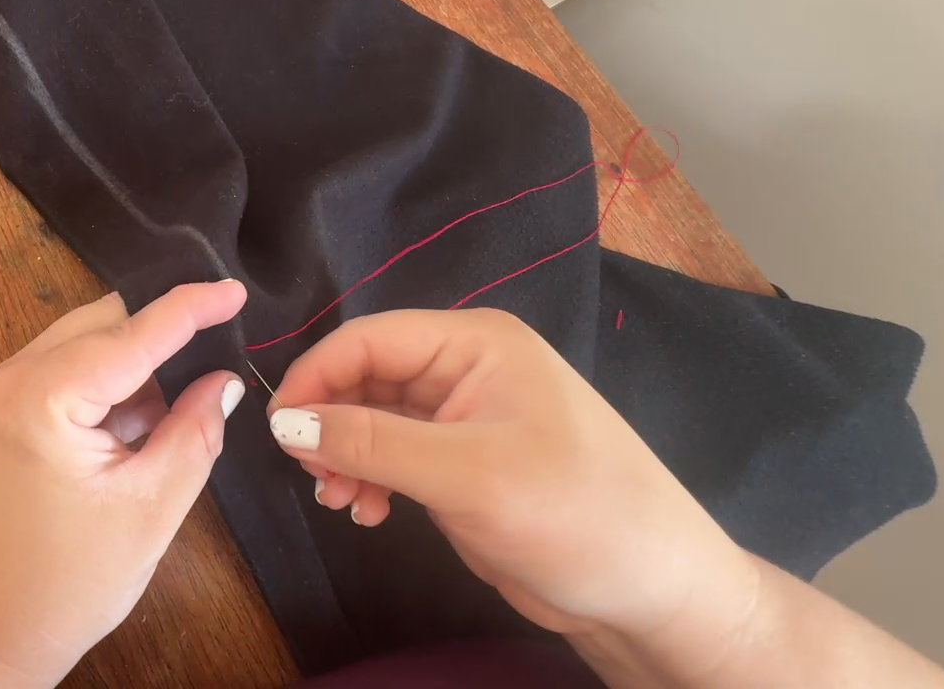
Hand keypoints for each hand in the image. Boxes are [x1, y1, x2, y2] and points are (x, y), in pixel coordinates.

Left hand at [0, 282, 247, 684]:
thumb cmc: (71, 578)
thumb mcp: (150, 507)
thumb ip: (194, 432)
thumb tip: (225, 379)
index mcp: (45, 396)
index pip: (132, 334)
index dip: (189, 307)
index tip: (235, 289)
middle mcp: (17, 373)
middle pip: (106, 322)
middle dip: (160, 338)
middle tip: (211, 364)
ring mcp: (9, 384)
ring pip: (91, 339)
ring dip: (137, 364)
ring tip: (167, 416)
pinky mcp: (13, 401)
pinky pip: (74, 364)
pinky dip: (112, 382)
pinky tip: (135, 427)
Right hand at [264, 307, 755, 638]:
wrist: (664, 604)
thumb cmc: (578, 518)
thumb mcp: (466, 476)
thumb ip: (369, 443)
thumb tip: (281, 423)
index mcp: (473, 343)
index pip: (367, 340)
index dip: (316, 376)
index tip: (279, 426)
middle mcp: (462, 367)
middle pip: (363, 377)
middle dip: (331, 425)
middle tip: (310, 473)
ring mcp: (460, 412)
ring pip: (369, 416)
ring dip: (344, 455)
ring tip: (339, 500)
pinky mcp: (457, 455)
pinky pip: (389, 450)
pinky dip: (368, 476)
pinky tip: (366, 510)